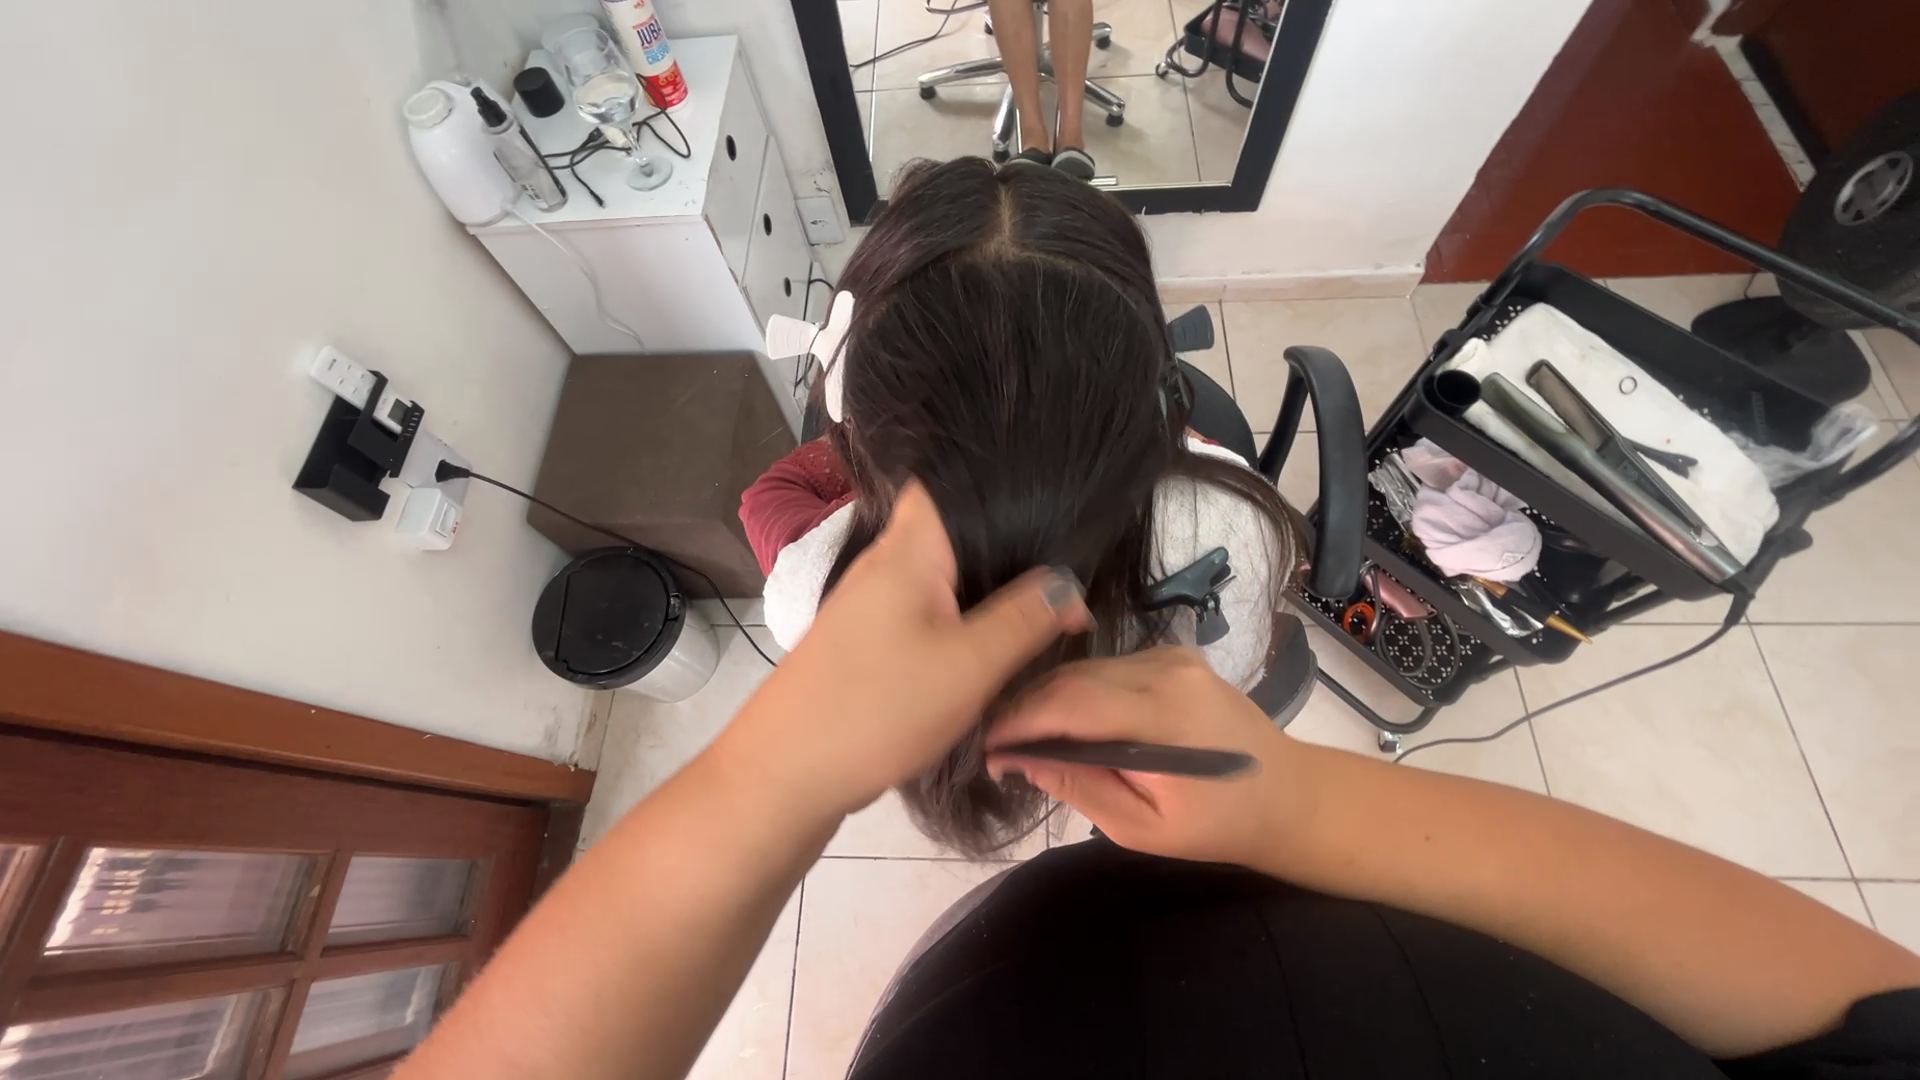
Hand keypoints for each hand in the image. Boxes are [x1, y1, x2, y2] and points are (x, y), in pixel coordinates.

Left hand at [715, 482, 1091, 820]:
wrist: (784, 774)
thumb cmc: (879, 707)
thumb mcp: (970, 665)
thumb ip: (1025, 619)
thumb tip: (1069, 587)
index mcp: (908, 548)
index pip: (948, 482)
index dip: (997, 486)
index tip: (1049, 508)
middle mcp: (884, 563)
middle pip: (952, 532)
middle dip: (1005, 547)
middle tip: (1061, 568)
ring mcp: (869, 602)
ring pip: (939, 576)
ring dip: (982, 590)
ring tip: (1036, 604)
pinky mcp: (864, 639)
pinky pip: (922, 611)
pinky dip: (956, 620)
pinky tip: (985, 644)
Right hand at [986, 646, 1306, 867]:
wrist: (1288, 794)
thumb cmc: (1216, 825)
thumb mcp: (1142, 827)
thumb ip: (1080, 786)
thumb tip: (1019, 759)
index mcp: (1165, 718)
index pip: (1072, 702)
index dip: (1021, 719)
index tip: (988, 745)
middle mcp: (1166, 671)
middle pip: (1072, 679)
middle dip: (1027, 708)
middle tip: (1000, 744)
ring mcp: (1172, 656)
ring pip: (1085, 668)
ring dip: (1050, 698)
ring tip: (1027, 734)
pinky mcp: (1173, 654)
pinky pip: (1108, 666)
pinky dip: (1080, 689)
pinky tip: (1070, 718)